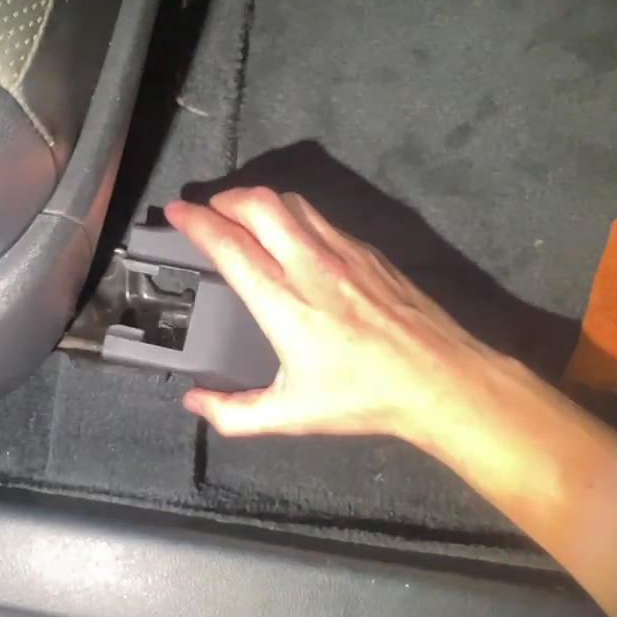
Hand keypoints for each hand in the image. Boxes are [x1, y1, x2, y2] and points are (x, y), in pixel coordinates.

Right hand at [163, 188, 510, 452]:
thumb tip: (193, 402)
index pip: (229, 244)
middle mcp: (310, 265)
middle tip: (206, 211)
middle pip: (259, 204)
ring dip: (257, 201)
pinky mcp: (368, 251)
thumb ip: (232, 414)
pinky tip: (287, 235)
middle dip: (224, 199)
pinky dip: (290, 214)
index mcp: (283, 303)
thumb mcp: (289, 417)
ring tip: (240, 216)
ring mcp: (343, 252)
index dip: (195, 221)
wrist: (440, 380)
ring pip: (291, 203)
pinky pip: (319, 217)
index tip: (176, 211)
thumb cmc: (362, 397)